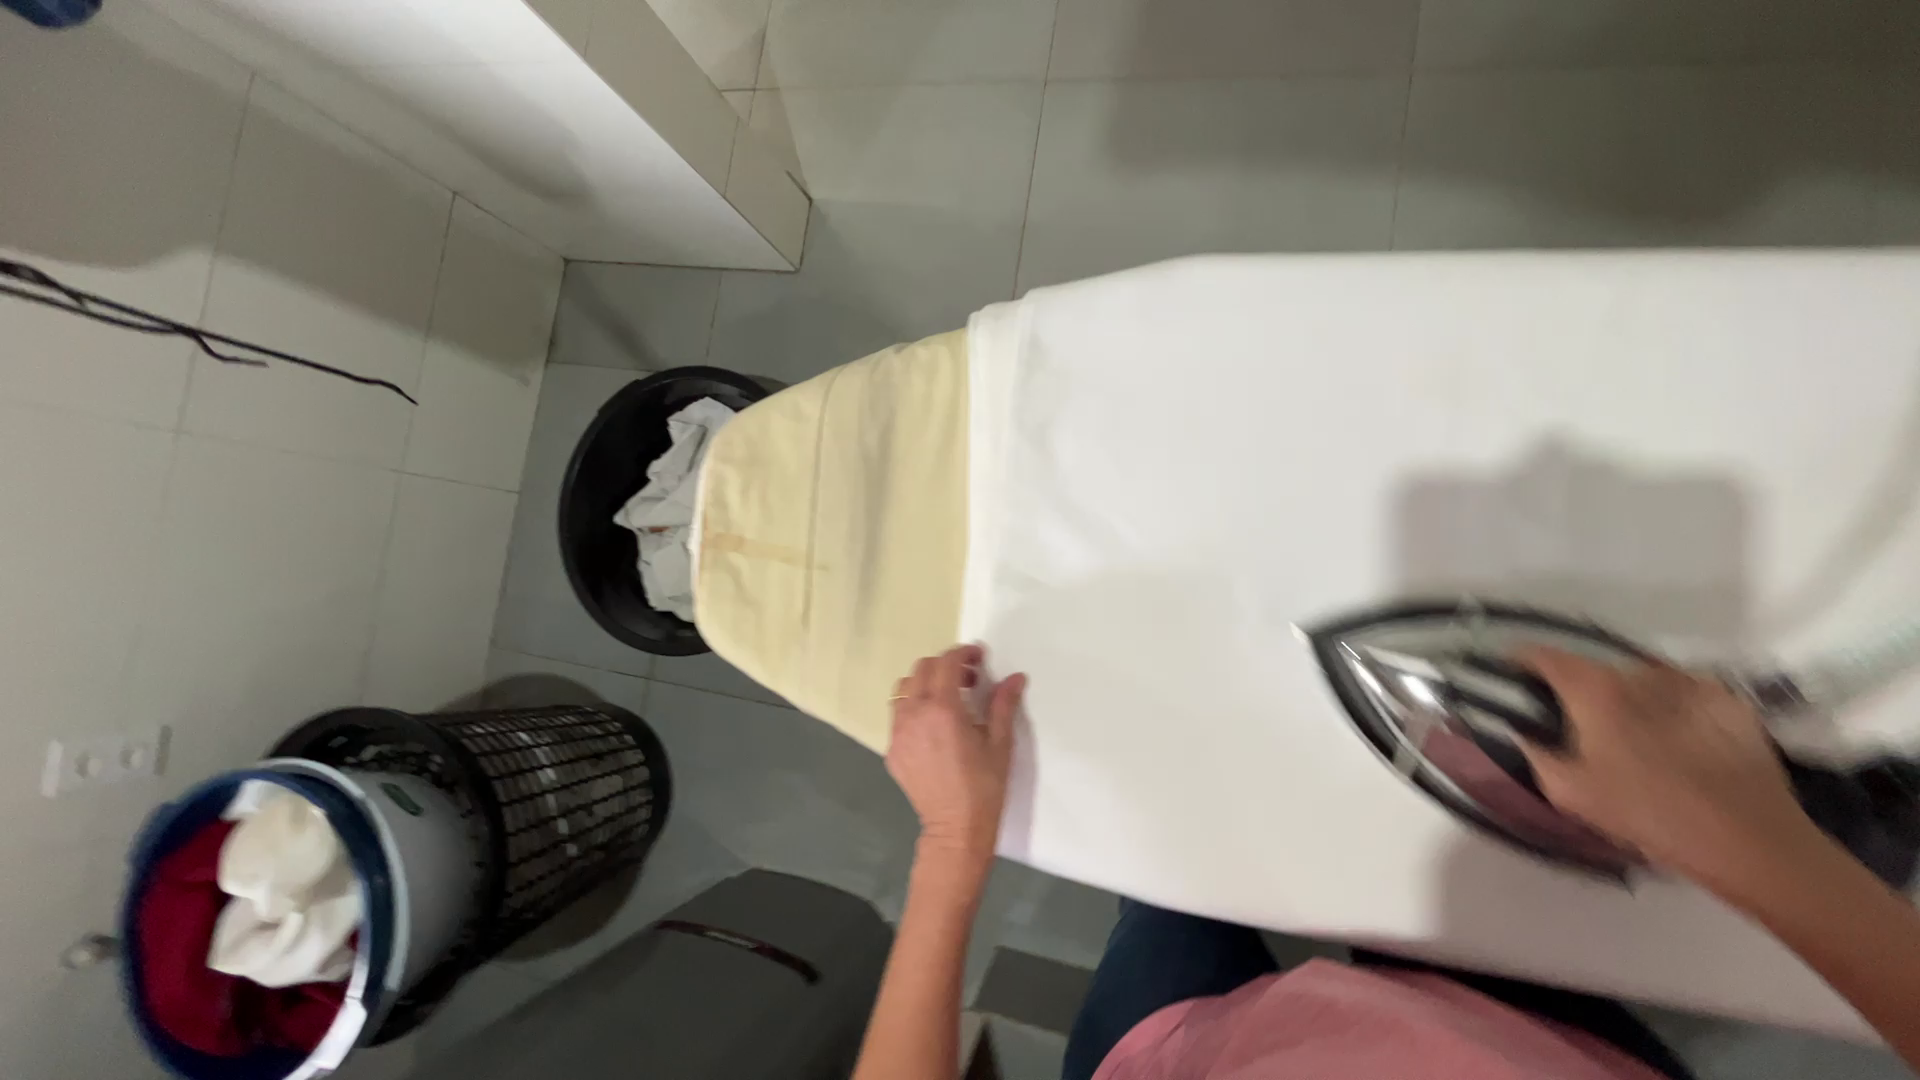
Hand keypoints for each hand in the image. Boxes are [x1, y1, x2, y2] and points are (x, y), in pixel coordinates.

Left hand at [886, 645, 1026, 874]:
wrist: (956, 830)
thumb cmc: (984, 787)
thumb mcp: (1000, 743)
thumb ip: (1003, 704)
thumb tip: (1015, 677)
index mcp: (943, 710)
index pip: (946, 663)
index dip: (963, 653)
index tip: (979, 657)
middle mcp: (914, 716)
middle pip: (921, 669)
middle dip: (945, 666)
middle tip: (969, 679)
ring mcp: (898, 734)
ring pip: (903, 690)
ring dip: (926, 684)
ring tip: (949, 700)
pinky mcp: (892, 751)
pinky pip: (898, 716)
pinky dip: (915, 708)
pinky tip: (935, 727)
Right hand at [1517, 648, 1819, 889]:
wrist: (1753, 844)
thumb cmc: (1647, 814)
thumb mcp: (1567, 790)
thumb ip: (1534, 750)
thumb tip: (1519, 728)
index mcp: (1595, 689)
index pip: (1542, 655)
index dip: (1520, 663)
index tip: (1510, 680)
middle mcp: (1640, 673)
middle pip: (1592, 666)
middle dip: (1577, 687)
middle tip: (1574, 721)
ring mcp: (1691, 683)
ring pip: (1638, 679)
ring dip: (1624, 696)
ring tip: (1628, 731)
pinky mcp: (1730, 702)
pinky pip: (1681, 693)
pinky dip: (1666, 706)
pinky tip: (1672, 738)